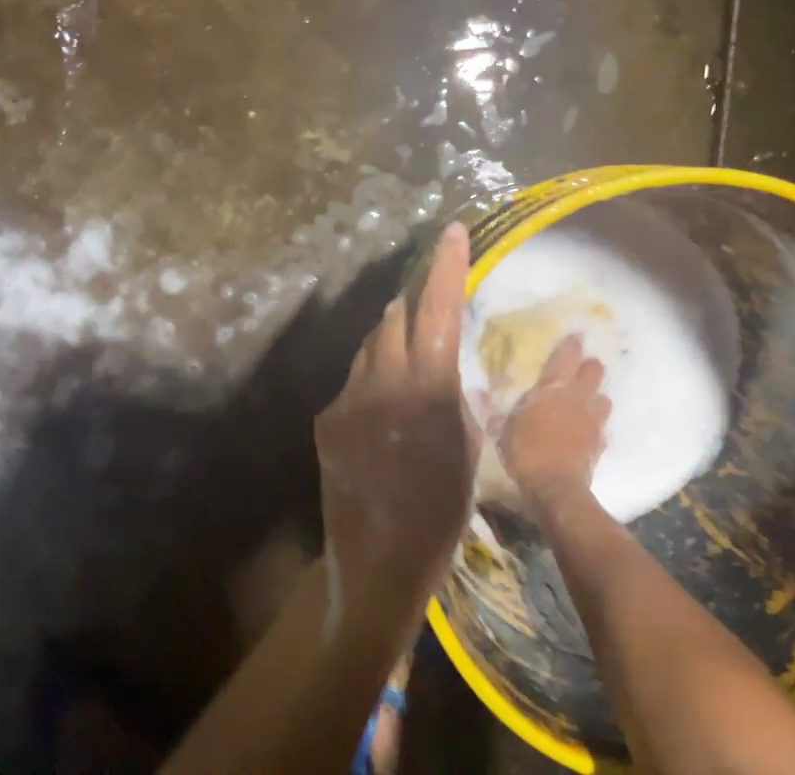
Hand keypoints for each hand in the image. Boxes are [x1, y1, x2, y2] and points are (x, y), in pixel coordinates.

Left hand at [315, 223, 476, 603]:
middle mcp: (381, 382)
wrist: (379, 562)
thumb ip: (455, 395)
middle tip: (431, 298)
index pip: (438, 310)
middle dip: (415, 302)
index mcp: (428, 388)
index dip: (447, 267)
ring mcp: (346, 401)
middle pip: (395, 318)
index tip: (452, 231)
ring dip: (392, 340)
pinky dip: (373, 379)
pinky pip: (354, 382)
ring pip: (371, 348)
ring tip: (411, 352)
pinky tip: (385, 406)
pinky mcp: (326, 421)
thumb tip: (445, 364)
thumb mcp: (468, 447)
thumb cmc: (442, 510)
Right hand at [494, 336, 610, 506]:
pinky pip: (602, 426)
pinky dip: (596, 426)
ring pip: (605, 398)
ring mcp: (593, 419)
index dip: (571, 345)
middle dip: (590, 367)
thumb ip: (498, 413)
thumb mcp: (503, 431)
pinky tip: (588, 433)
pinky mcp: (601, 441)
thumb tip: (479, 395)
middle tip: (584, 368)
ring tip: (589, 402)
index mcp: (552, 389)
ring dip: (597, 397)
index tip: (576, 336)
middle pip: (594, 370)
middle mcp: (577, 397)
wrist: (556, 486)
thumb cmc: (525, 452)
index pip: (566, 357)